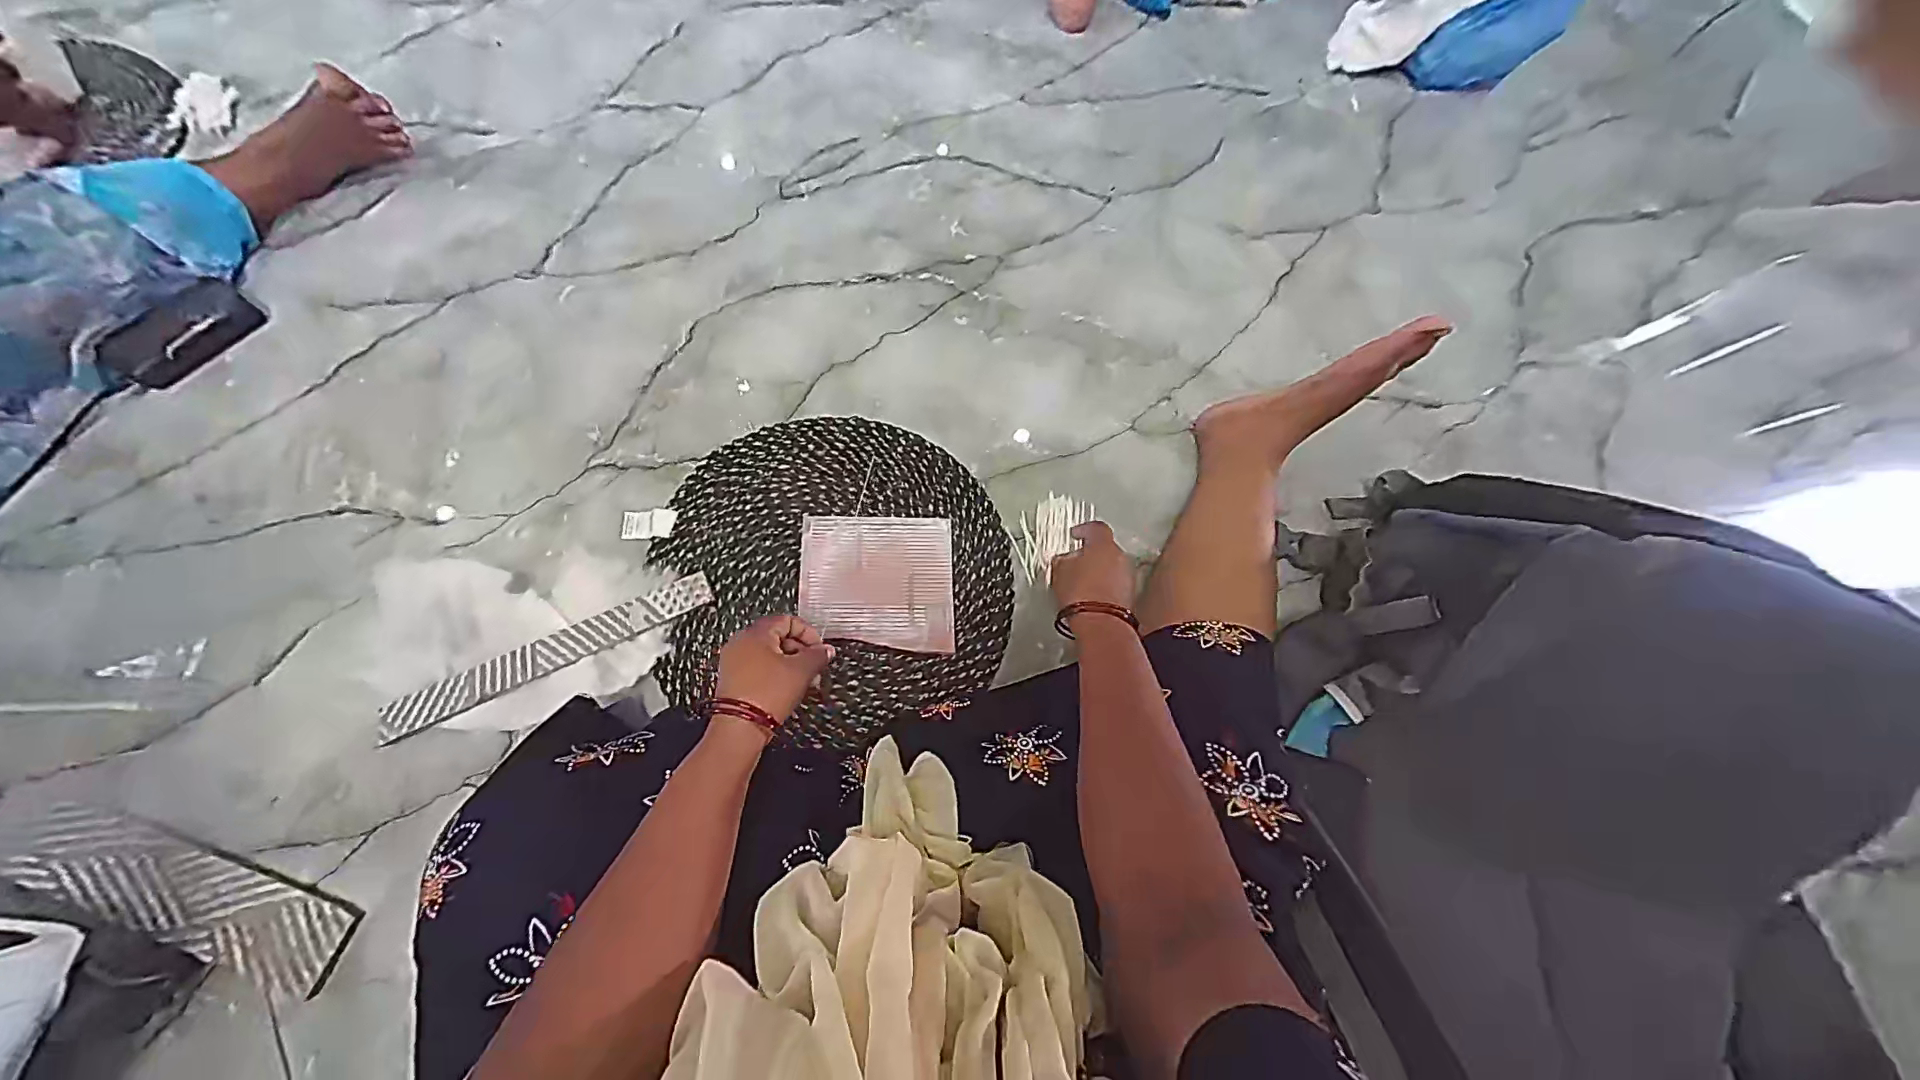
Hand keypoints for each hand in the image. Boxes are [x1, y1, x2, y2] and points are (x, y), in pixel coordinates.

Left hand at [713, 615, 835, 726]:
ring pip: (769, 654)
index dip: (808, 633)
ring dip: (790, 664)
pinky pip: (758, 668)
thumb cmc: (766, 695)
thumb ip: (818, 655)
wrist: (739, 728)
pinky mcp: (733, 679)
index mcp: (756, 633)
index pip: (787, 620)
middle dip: (801, 651)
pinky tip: (786, 689)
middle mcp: (741, 642)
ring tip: (804, 681)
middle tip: (814, 667)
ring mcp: (734, 661)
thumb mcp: (801, 671)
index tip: (818, 649)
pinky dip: (775, 674)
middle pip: (778, 637)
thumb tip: (826, 650)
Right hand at [1049, 521, 1135, 613]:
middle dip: (1091, 554)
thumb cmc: (1081, 594)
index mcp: (1103, 544)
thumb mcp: (1059, 571)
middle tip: (1074, 562)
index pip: (1095, 528)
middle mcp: (1120, 557)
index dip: (1083, 530)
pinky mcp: (1129, 595)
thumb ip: (1062, 560)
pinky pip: (1115, 584)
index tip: (1076, 534)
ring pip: (1112, 567)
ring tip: (1080, 583)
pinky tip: (1090, 596)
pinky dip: (1104, 587)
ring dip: (1098, 571)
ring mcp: (1128, 576)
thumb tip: (1062, 560)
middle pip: (1105, 548)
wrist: (1100, 623)